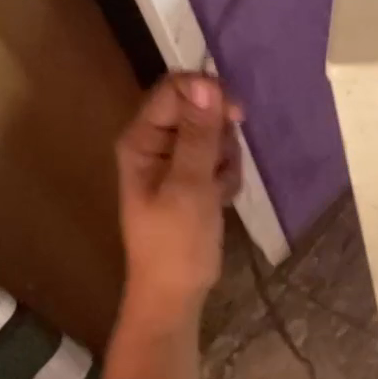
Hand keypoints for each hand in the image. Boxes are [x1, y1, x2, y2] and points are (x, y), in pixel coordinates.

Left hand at [114, 73, 242, 318]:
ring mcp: (175, 164)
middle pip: (197, 109)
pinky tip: (221, 199)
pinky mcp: (194, 182)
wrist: (176, 294)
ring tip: (219, 190)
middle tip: (223, 162)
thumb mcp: (189, 187)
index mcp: (141, 140)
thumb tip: (207, 84)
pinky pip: (218, 161)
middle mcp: (156, 144)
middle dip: (219, 133)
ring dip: (226, 158)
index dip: (206, 94)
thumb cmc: (176, 243)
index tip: (235, 114)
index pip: (174, 90)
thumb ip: (198, 136)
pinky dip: (225, 176)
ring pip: (213, 135)